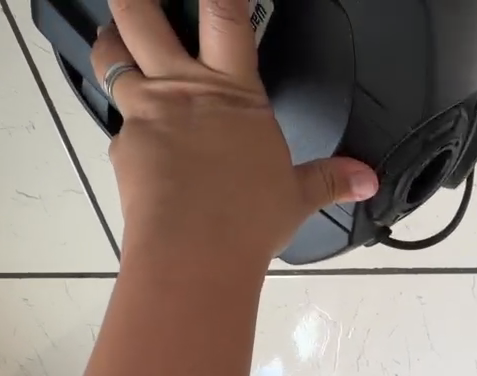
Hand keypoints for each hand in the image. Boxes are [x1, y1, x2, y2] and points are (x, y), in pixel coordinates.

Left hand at [92, 0, 377, 263]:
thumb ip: (330, 180)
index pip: (225, 14)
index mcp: (233, 93)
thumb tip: (366, 178)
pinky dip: (126, 127)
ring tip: (119, 41)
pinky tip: (139, 142)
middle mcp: (182, 90)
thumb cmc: (247, 219)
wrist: (195, 252)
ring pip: (111, 55)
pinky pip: (118, 125)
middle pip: (140, 14)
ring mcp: (146, 114)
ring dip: (112, 42)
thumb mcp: (298, 198)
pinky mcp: (123, 147)